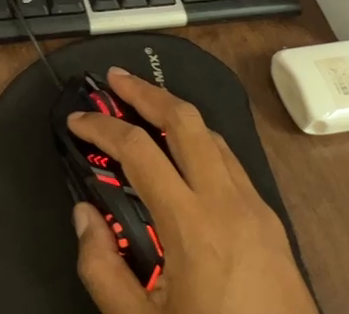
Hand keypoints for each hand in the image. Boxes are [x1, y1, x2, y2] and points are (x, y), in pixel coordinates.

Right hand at [67, 67, 316, 313]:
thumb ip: (102, 269)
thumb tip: (83, 216)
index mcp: (193, 227)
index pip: (138, 150)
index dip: (101, 128)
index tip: (76, 122)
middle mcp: (228, 204)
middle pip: (185, 119)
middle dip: (146, 91)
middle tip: (115, 79)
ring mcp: (256, 210)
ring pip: (213, 136)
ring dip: (176, 112)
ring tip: (145, 106)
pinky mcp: (272, 223)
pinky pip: (232, 163)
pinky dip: (201, 142)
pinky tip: (184, 154)